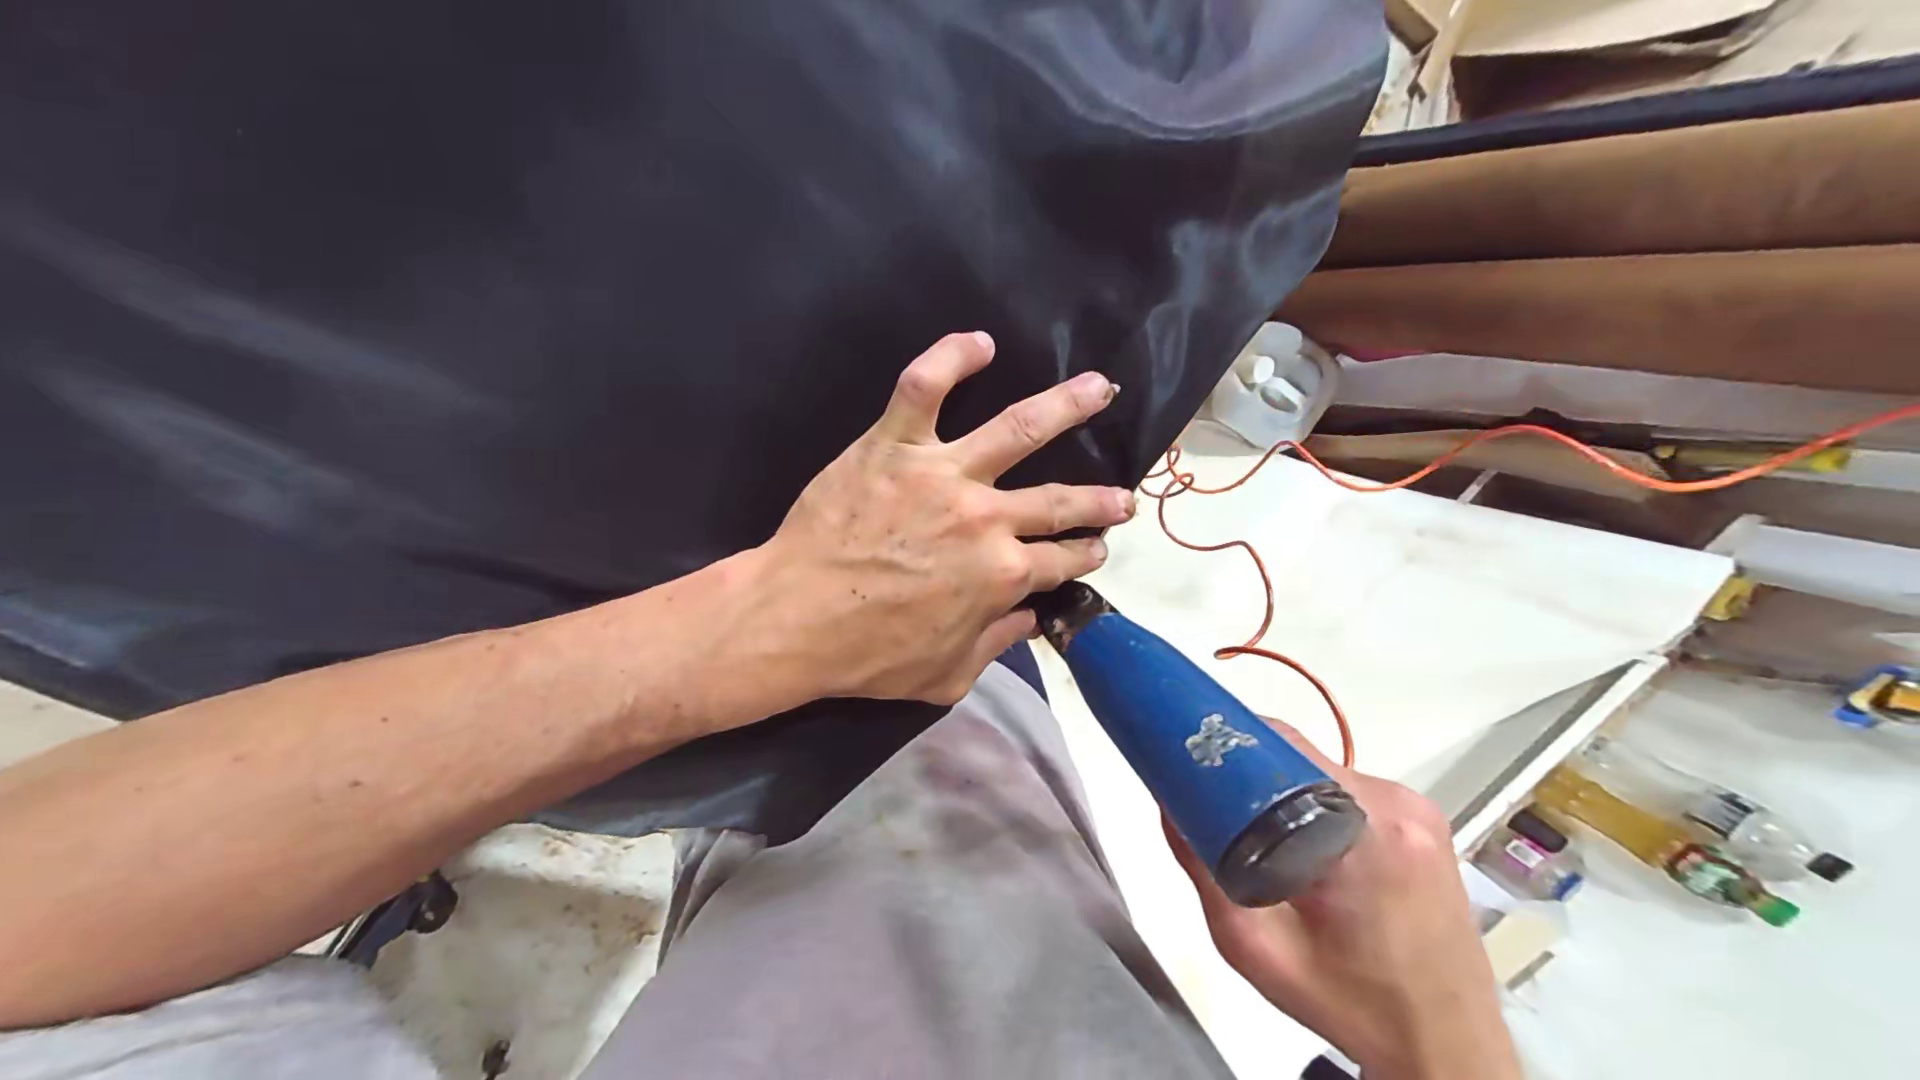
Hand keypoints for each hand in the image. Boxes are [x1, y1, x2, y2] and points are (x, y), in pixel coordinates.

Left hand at [756, 331, 1133, 704]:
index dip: (1084, 554)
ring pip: (1017, 428)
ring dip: (1066, 406)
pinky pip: (924, 388)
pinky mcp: (893, 446)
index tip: (1095, 547)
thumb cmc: (868, 656)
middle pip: (1058, 501)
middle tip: (1121, 496)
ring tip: (1099, 388)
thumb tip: (1031, 618)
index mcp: (1002, 575)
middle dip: (1098, 500)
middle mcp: (986, 519)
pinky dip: (952, 358)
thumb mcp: (947, 676)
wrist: (794, 621)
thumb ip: (997, 644)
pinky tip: (980, 342)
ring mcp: (942, 474)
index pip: (1060, 559)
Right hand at [1166, 719, 1520, 1079]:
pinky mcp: (1425, 821)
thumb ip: (1202, 867)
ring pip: (1319, 770)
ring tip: (1261, 839)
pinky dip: (1315, 806)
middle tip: (1215, 808)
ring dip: (1282, 791)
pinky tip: (1305, 850)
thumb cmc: (1346, 1000)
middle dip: (1248, 773)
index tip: (1193, 761)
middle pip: (1297, 755)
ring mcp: (1419, 810)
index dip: (1228, 746)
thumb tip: (1169, 801)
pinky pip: (1348, 790)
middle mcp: (1398, 804)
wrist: (1447, 1047)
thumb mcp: (1252, 944)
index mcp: (1365, 828)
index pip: (1278, 747)